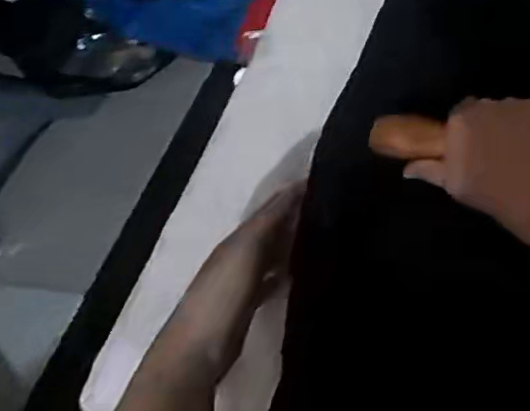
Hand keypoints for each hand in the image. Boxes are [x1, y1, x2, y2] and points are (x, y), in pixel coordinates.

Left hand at [126, 180, 303, 406]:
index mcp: (237, 237)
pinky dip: (286, 268)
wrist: (198, 350)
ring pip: (274, 251)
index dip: (294, 192)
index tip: (324, 178)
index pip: (271, 206)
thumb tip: (298, 185)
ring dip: (292, 241)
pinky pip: (273, 276)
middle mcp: (239, 253)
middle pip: (272, 227)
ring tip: (324, 231)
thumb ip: (270, 217)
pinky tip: (303, 268)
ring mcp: (242, 279)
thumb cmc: (223, 291)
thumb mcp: (247, 246)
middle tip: (331, 203)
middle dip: (296, 214)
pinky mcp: (249, 302)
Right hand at [401, 98, 529, 217]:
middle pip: (485, 108)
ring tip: (520, 144)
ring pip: (511, 108)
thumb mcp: (451, 182)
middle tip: (494, 146)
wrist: (528, 182)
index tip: (470, 143)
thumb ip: (429, 169)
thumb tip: (407, 169)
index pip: (460, 113)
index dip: (466, 127)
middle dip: (489, 122)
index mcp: (461, 119)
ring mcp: (515, 103)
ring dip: (512, 120)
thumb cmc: (483, 185)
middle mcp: (486, 104)